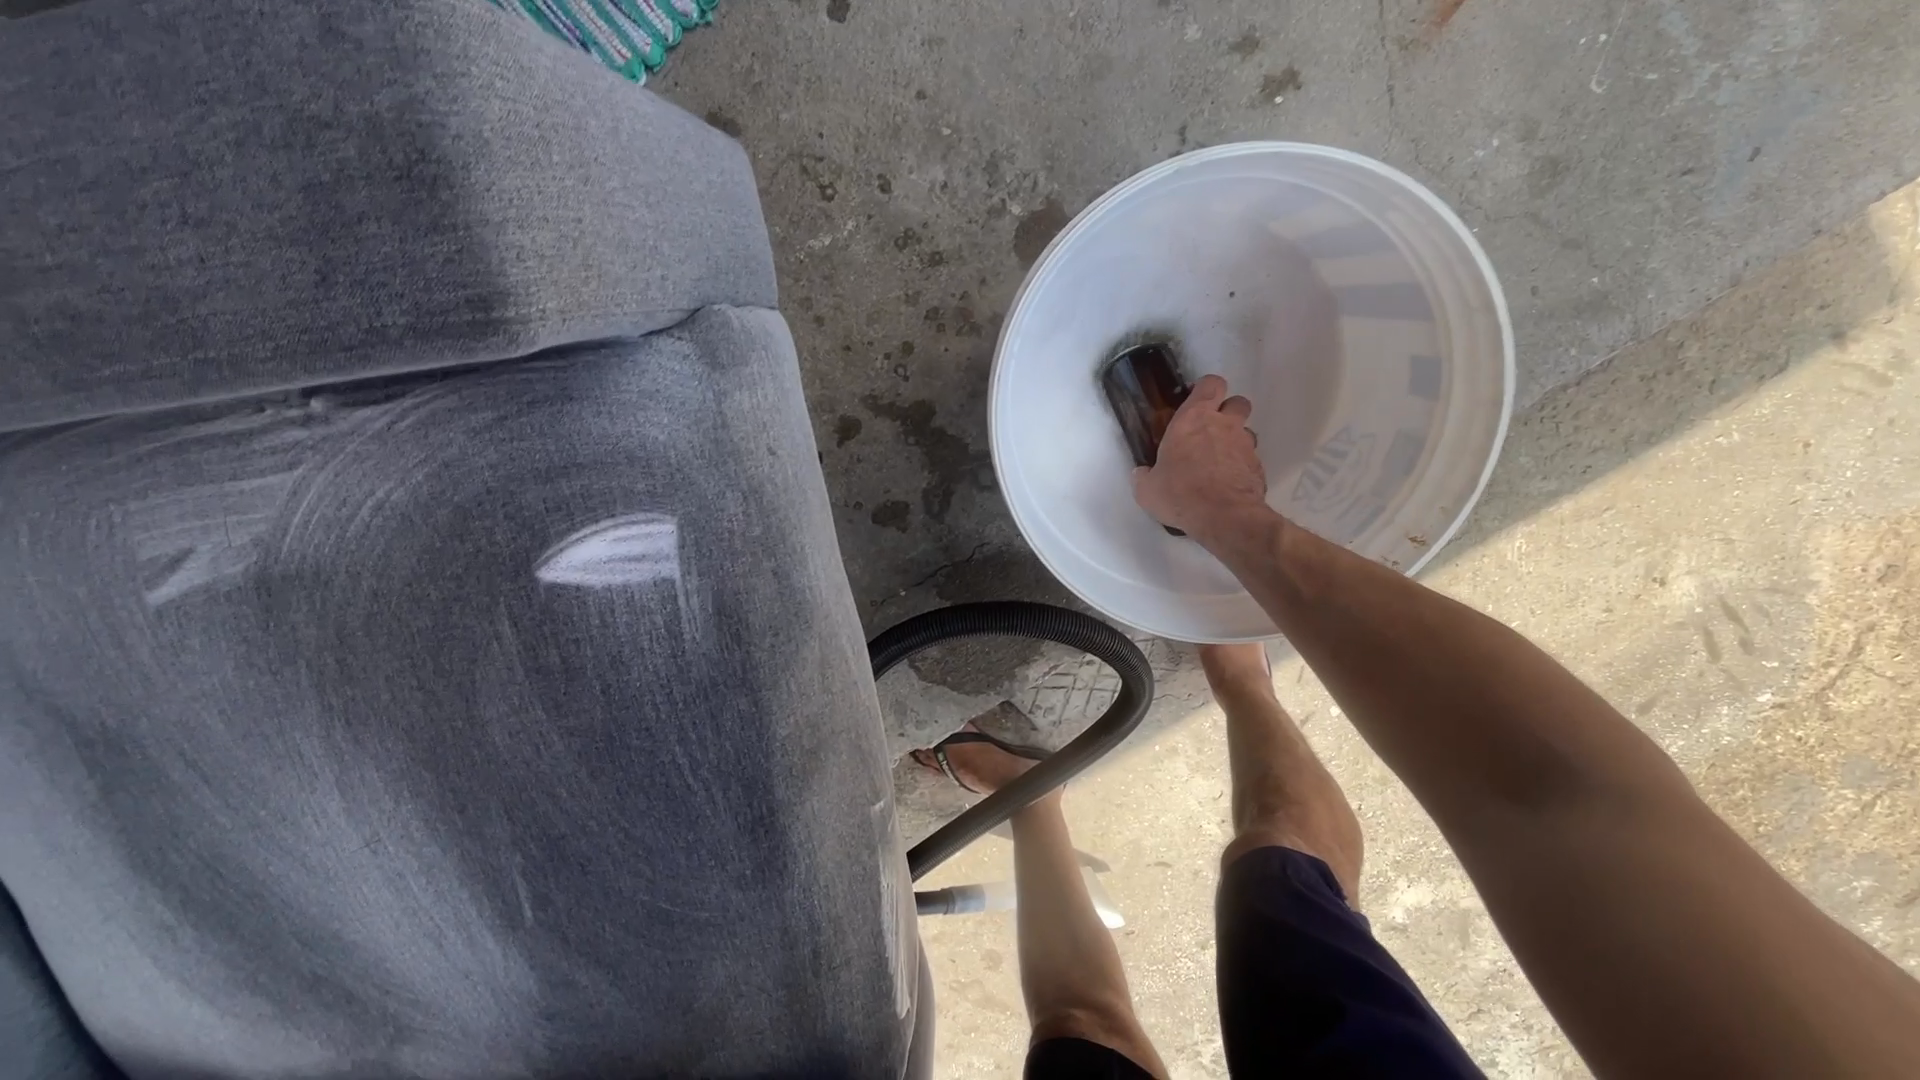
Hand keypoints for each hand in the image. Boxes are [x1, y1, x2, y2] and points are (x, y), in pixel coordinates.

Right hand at [1131, 374, 1275, 545]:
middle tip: (1211, 430)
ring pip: (1247, 431)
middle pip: (1237, 401)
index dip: (1206, 389)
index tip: (1196, 402)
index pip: (1211, 384)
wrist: (1224, 517)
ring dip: (1236, 440)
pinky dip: (1242, 466)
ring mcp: (1245, 445)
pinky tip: (1229, 483)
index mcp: (1194, 419)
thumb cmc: (1180, 494)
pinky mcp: (1258, 467)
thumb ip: (1144, 476)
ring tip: (1220, 461)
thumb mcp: (1147, 489)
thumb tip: (1142, 474)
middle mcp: (1224, 425)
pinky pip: (1251, 459)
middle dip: (1228, 411)